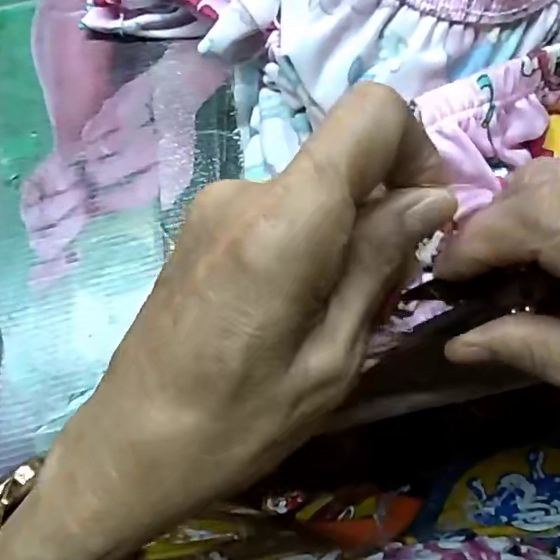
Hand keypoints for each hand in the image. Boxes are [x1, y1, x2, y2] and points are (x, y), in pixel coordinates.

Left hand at [0, 83, 454, 559]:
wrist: (128, 447)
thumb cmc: (237, 424)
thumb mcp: (331, 358)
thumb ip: (377, 263)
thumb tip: (431, 198)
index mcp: (284, 219)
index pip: (371, 112)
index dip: (416, 149)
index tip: (423, 217)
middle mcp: (244, 191)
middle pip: (342, 156)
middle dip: (381, 208)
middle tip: (378, 292)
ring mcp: (212, 206)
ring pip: (312, 190)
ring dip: (342, 234)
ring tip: (327, 315)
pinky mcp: (197, 229)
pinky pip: (276, 212)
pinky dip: (306, 242)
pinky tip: (287, 309)